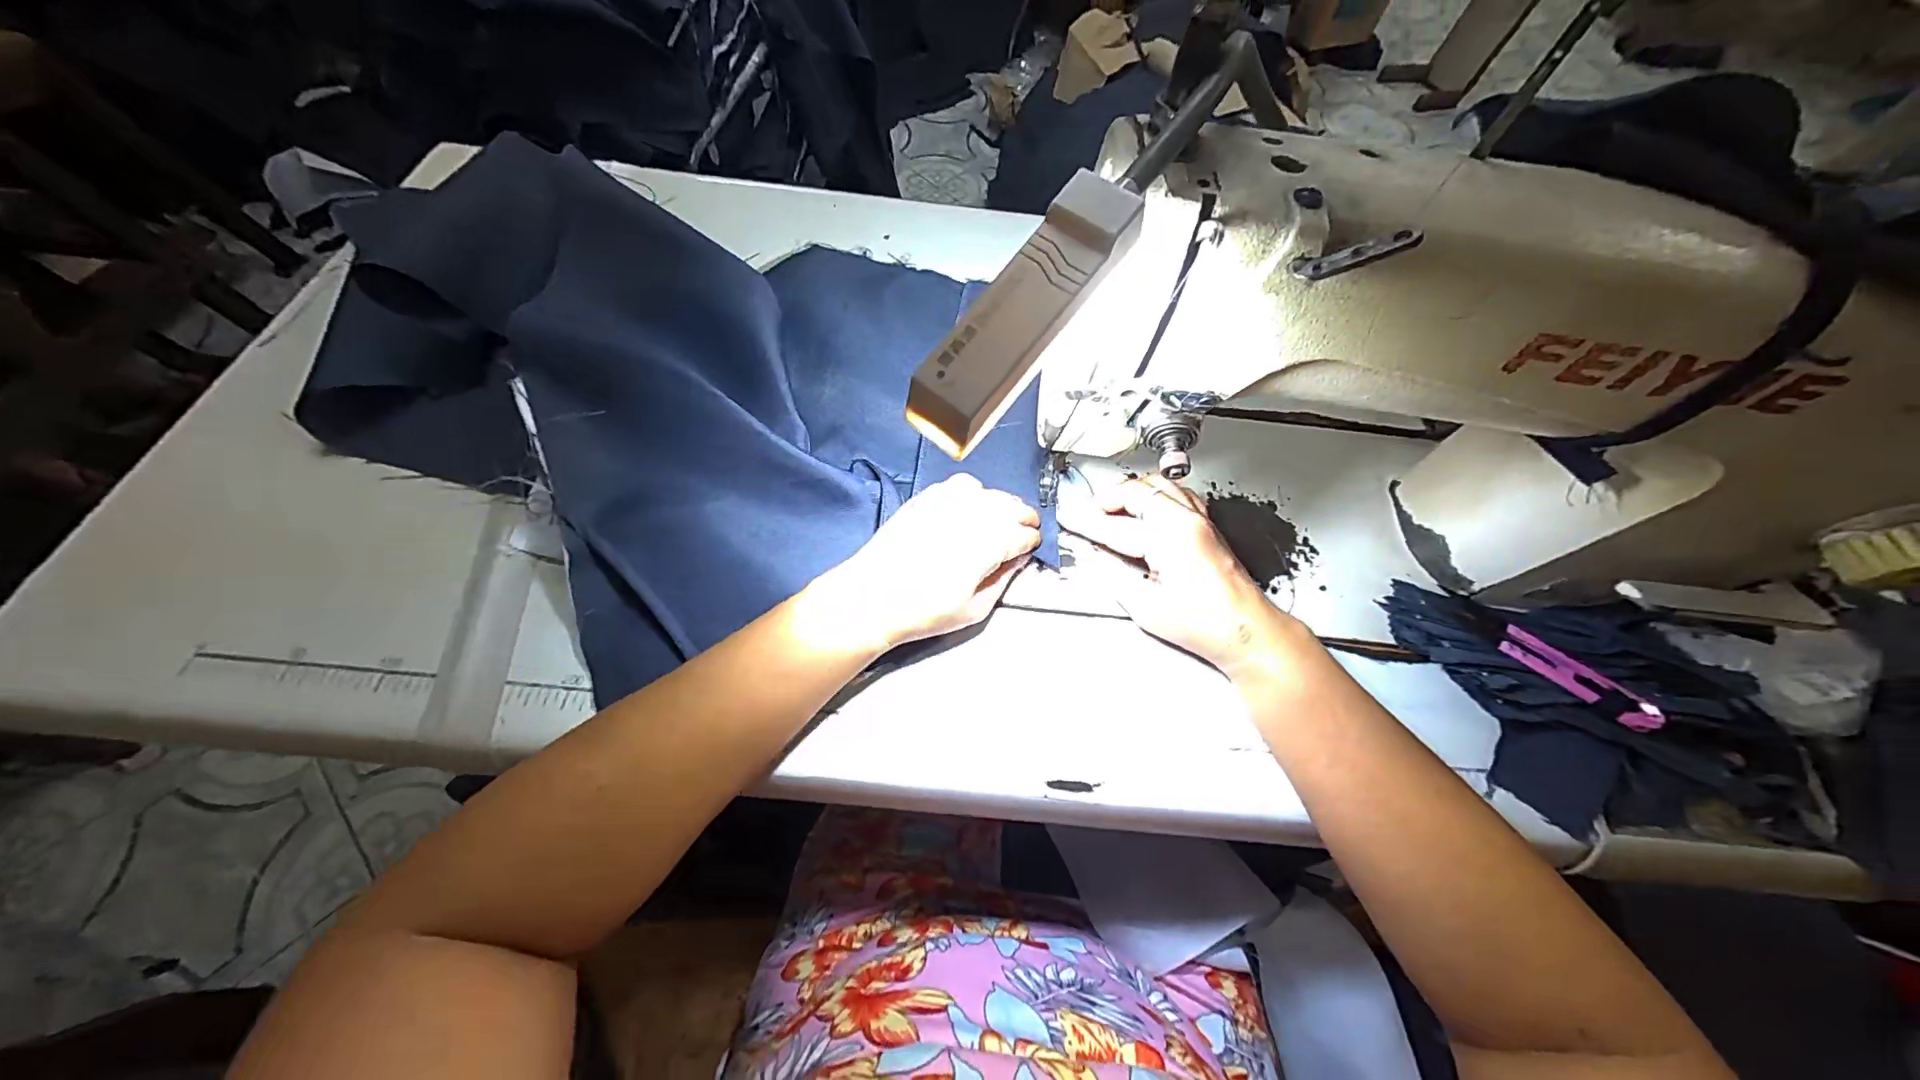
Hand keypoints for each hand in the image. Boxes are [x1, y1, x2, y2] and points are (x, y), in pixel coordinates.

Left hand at [801, 474, 1041, 652]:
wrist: (871, 597)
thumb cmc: (919, 609)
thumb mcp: (974, 608)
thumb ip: (1002, 580)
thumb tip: (1014, 564)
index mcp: (988, 542)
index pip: (1024, 534)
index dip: (1031, 542)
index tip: (1030, 547)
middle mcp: (970, 515)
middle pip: (1012, 506)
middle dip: (1022, 518)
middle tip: (1024, 530)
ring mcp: (946, 502)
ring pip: (989, 492)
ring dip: (1001, 504)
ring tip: (1001, 519)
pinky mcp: (926, 499)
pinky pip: (960, 486)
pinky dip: (973, 494)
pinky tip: (970, 508)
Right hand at [1062, 473, 1305, 676]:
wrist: (1248, 631)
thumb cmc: (1209, 625)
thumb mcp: (1146, 607)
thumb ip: (1114, 577)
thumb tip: (1095, 559)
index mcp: (1170, 537)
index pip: (1115, 524)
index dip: (1086, 523)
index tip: (1069, 519)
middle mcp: (1188, 521)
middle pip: (1138, 492)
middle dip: (1107, 500)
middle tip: (1087, 513)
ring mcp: (1201, 521)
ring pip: (1160, 486)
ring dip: (1133, 493)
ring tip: (1113, 506)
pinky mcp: (1209, 527)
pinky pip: (1179, 494)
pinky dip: (1156, 495)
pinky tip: (1148, 508)